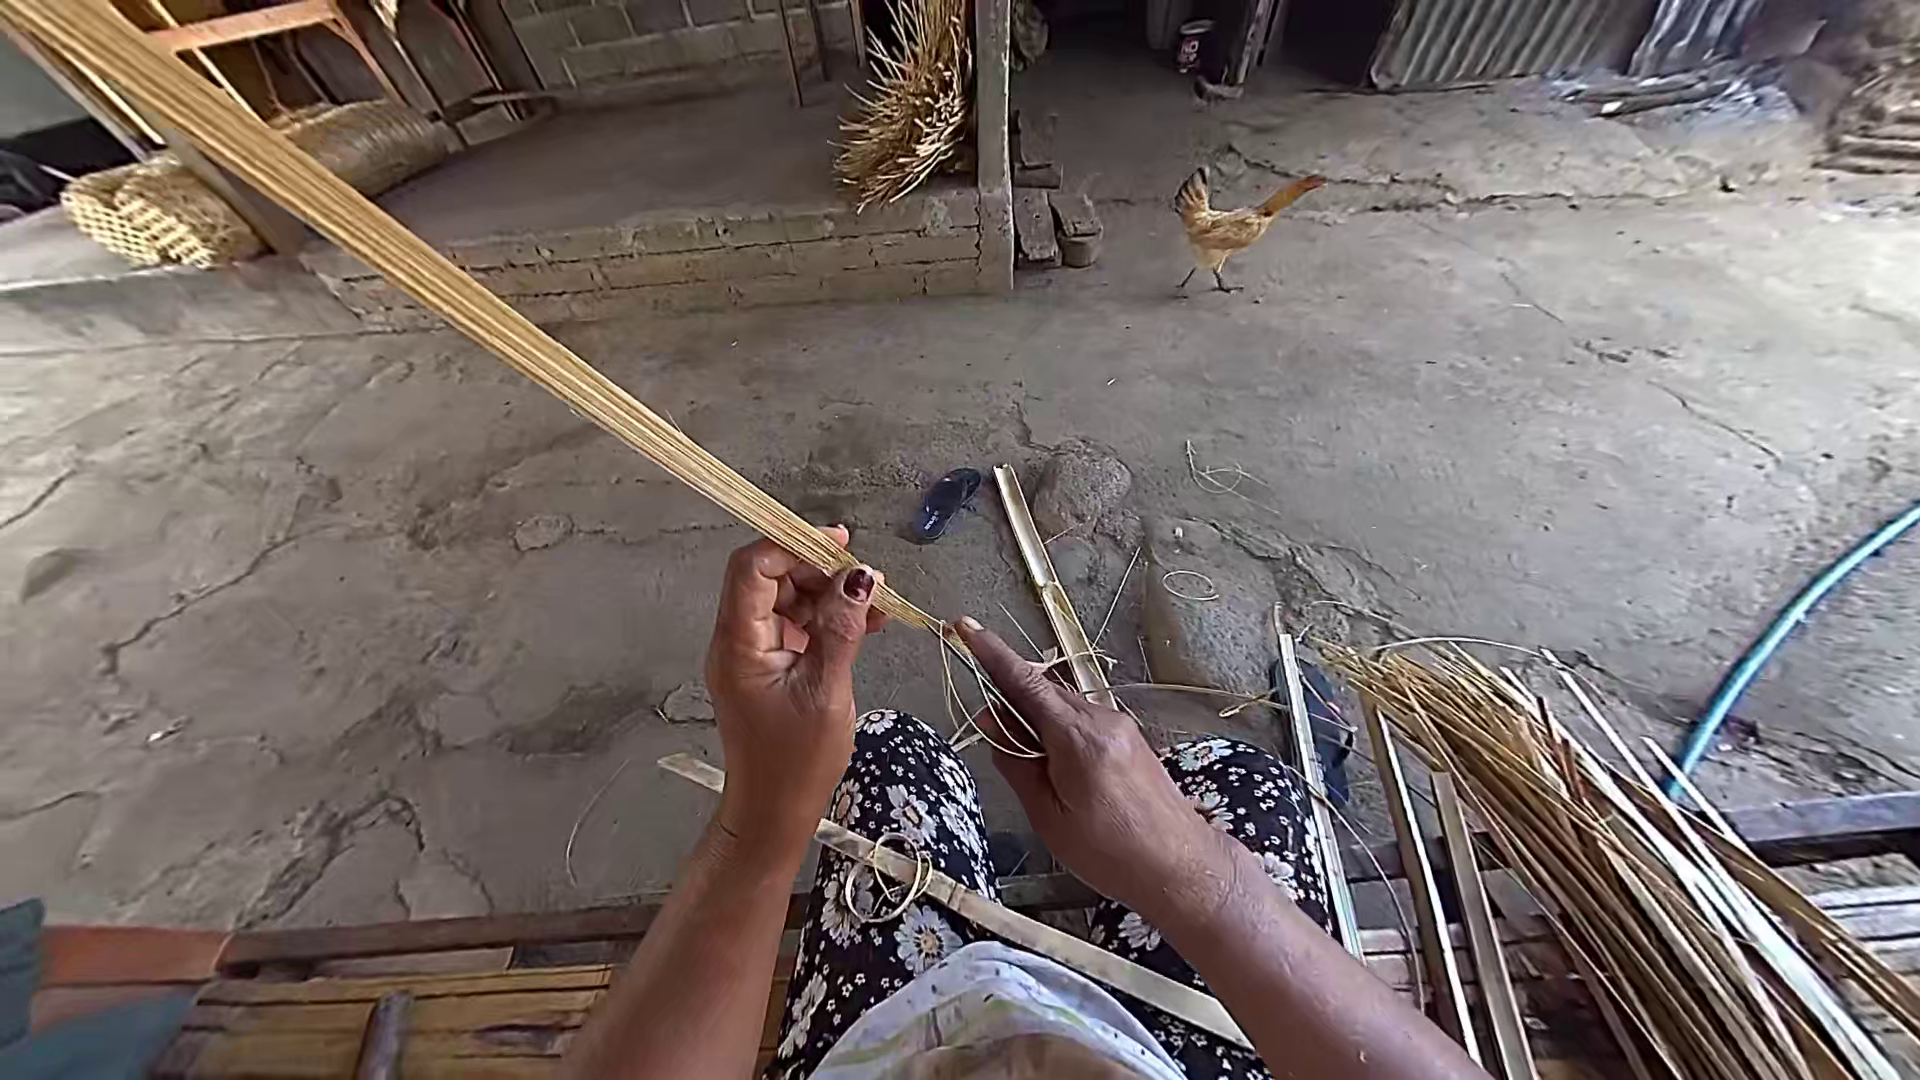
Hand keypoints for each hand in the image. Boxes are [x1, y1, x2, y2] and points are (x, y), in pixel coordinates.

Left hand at [705, 528, 886, 856]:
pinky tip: (868, 624)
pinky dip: (832, 619)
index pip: (752, 569)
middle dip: (821, 571)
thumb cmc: (797, 761)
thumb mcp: (826, 690)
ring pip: (791, 598)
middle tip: (868, 582)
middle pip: (773, 578)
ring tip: (877, 606)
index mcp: (739, 643)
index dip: (793, 545)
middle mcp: (740, 639)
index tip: (840, 544)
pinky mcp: (774, 663)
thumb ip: (842, 628)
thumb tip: (861, 576)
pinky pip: (801, 624)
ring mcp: (756, 651)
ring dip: (833, 595)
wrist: (776, 813)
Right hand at [956, 618, 1242, 920]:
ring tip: (1035, 765)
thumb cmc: (1111, 855)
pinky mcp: (1126, 732)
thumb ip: (1016, 762)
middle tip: (994, 731)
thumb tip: (989, 719)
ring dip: (1035, 717)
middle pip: (1041, 689)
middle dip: (1010, 698)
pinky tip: (1060, 765)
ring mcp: (1117, 722)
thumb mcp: (1048, 817)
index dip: (991, 653)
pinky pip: (1079, 714)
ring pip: (1060, 702)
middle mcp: (1099, 717)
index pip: (1024, 682)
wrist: (1183, 868)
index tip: (967, 626)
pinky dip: (1057, 726)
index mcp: (1076, 738)